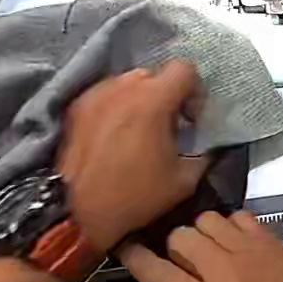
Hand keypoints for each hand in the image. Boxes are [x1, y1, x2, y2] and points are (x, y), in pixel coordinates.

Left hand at [59, 61, 210, 249]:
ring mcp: (96, 94)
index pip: (184, 69)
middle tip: (166, 126)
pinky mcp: (76, 106)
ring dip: (139, 99)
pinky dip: (115, 107)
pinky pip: (105, 95)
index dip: (194, 90)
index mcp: (153, 100)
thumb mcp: (184, 181)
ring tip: (137, 131)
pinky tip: (113, 135)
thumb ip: (202, 154)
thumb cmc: (134, 197)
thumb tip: (206, 145)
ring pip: (127, 83)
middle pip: (155, 75)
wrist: (77, 213)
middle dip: (165, 96)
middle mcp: (123, 87)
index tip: (191, 117)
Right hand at [120, 212, 282, 281]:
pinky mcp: (269, 238)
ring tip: (210, 254)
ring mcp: (247, 250)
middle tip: (184, 268)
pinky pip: (235, 216)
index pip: (157, 273)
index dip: (135, 259)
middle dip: (172, 250)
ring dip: (200, 236)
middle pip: (178, 237)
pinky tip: (236, 246)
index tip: (125, 249)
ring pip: (204, 220)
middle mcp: (222, 272)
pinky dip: (228, 227)